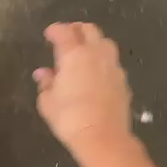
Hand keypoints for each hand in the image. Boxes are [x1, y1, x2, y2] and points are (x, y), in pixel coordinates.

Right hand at [34, 22, 134, 152]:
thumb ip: (46, 83)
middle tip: (67, 35)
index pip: (64, 32)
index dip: (55, 30)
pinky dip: (103, 61)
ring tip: (85, 50)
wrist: (103, 137)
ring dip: (94, 41)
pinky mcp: (123, 81)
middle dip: (76, 29)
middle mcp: (95, 54)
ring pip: (105, 42)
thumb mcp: (48, 101)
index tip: (49, 33)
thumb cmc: (69, 118)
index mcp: (73, 55)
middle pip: (89, 30)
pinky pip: (113, 62)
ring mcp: (112, 66)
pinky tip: (97, 71)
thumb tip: (43, 73)